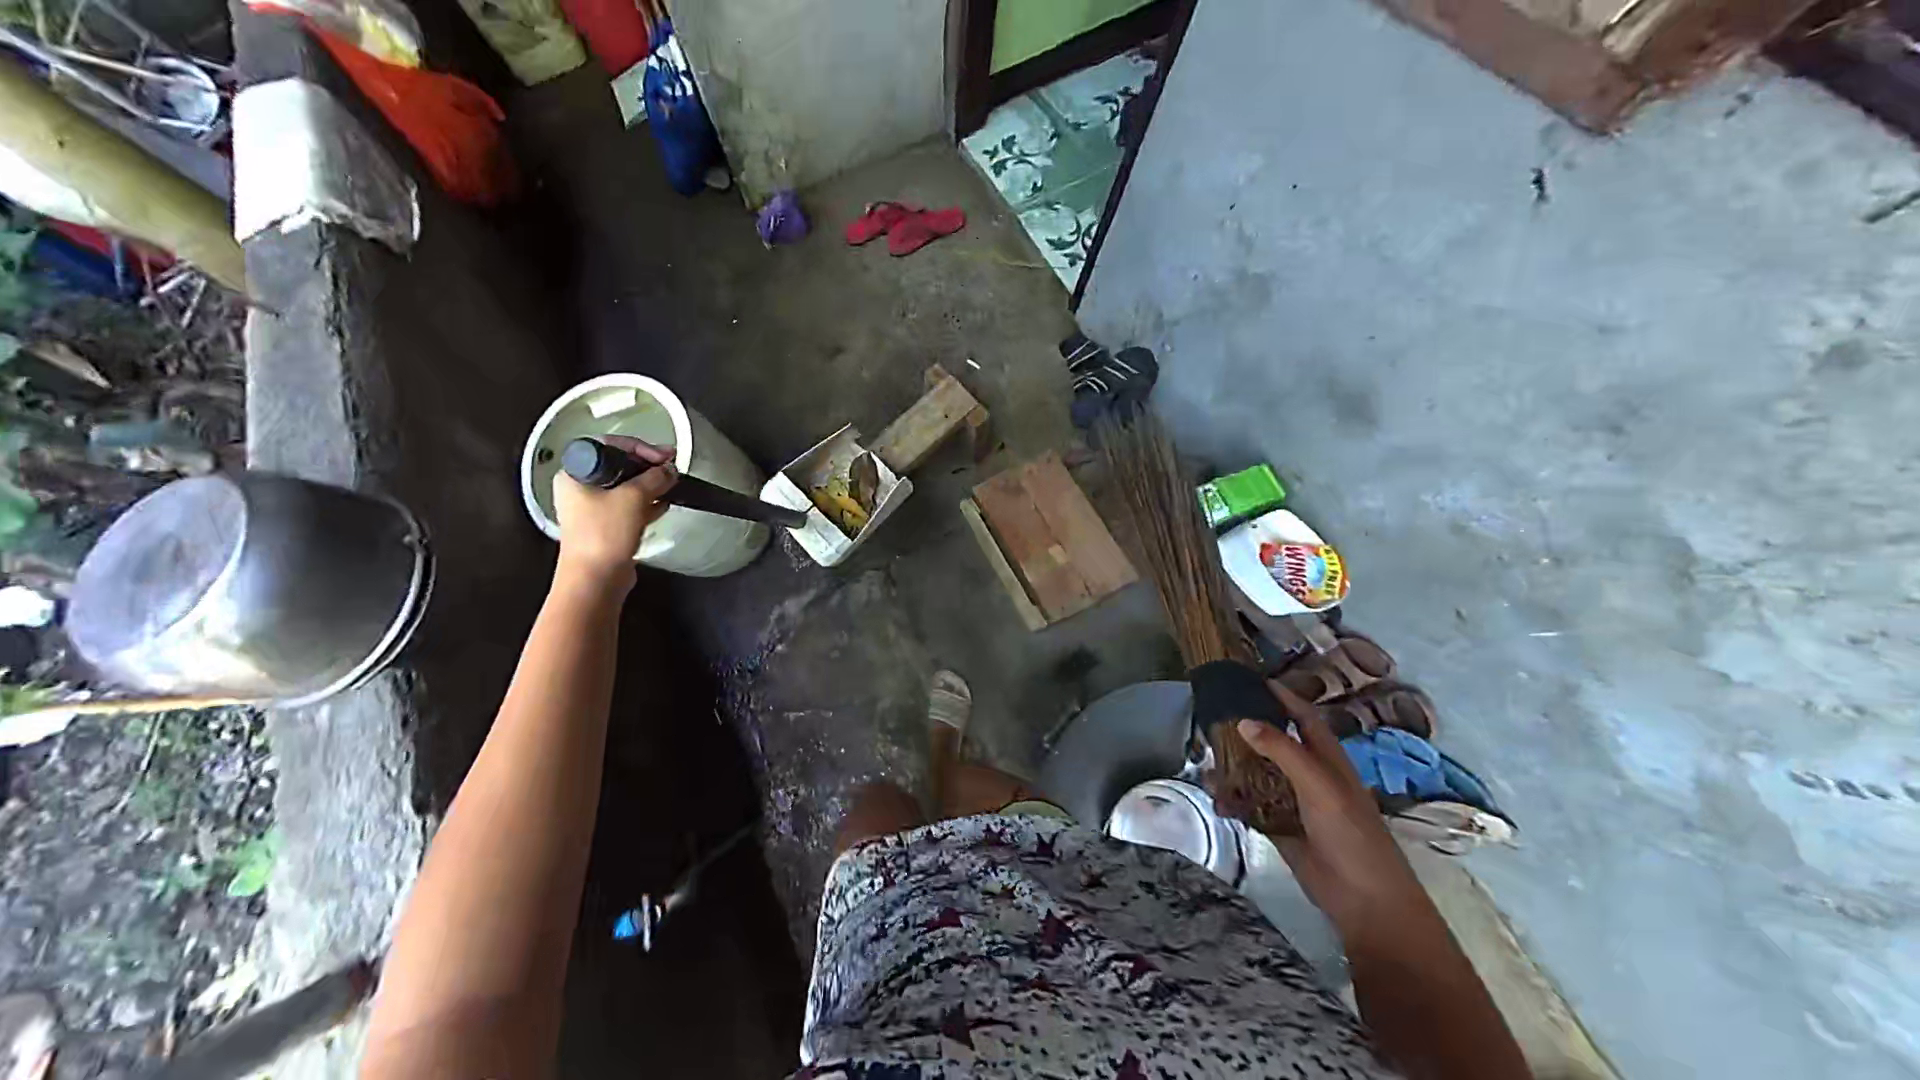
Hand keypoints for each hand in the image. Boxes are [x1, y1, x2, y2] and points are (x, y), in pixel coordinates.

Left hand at [551, 436, 676, 583]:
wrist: (596, 579)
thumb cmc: (605, 534)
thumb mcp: (633, 498)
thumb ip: (655, 478)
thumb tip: (670, 469)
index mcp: (574, 474)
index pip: (609, 446)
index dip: (639, 447)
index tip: (664, 455)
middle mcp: (579, 488)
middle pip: (618, 465)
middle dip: (647, 466)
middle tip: (671, 468)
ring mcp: (592, 508)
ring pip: (626, 486)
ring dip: (650, 485)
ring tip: (672, 485)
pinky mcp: (606, 525)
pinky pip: (629, 505)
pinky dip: (647, 502)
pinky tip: (664, 503)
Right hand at [1235, 684, 1430, 937]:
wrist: (1364, 900)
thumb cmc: (1351, 834)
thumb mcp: (1319, 785)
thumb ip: (1283, 751)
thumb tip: (1243, 721)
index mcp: (1327, 759)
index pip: (1303, 717)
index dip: (1283, 697)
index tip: (1253, 680)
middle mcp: (1309, 776)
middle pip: (1276, 743)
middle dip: (1249, 730)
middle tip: (1215, 717)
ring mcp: (1294, 803)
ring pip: (1259, 775)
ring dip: (1235, 768)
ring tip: (1205, 758)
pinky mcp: (1280, 828)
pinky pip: (1251, 806)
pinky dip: (1233, 800)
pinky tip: (1215, 797)